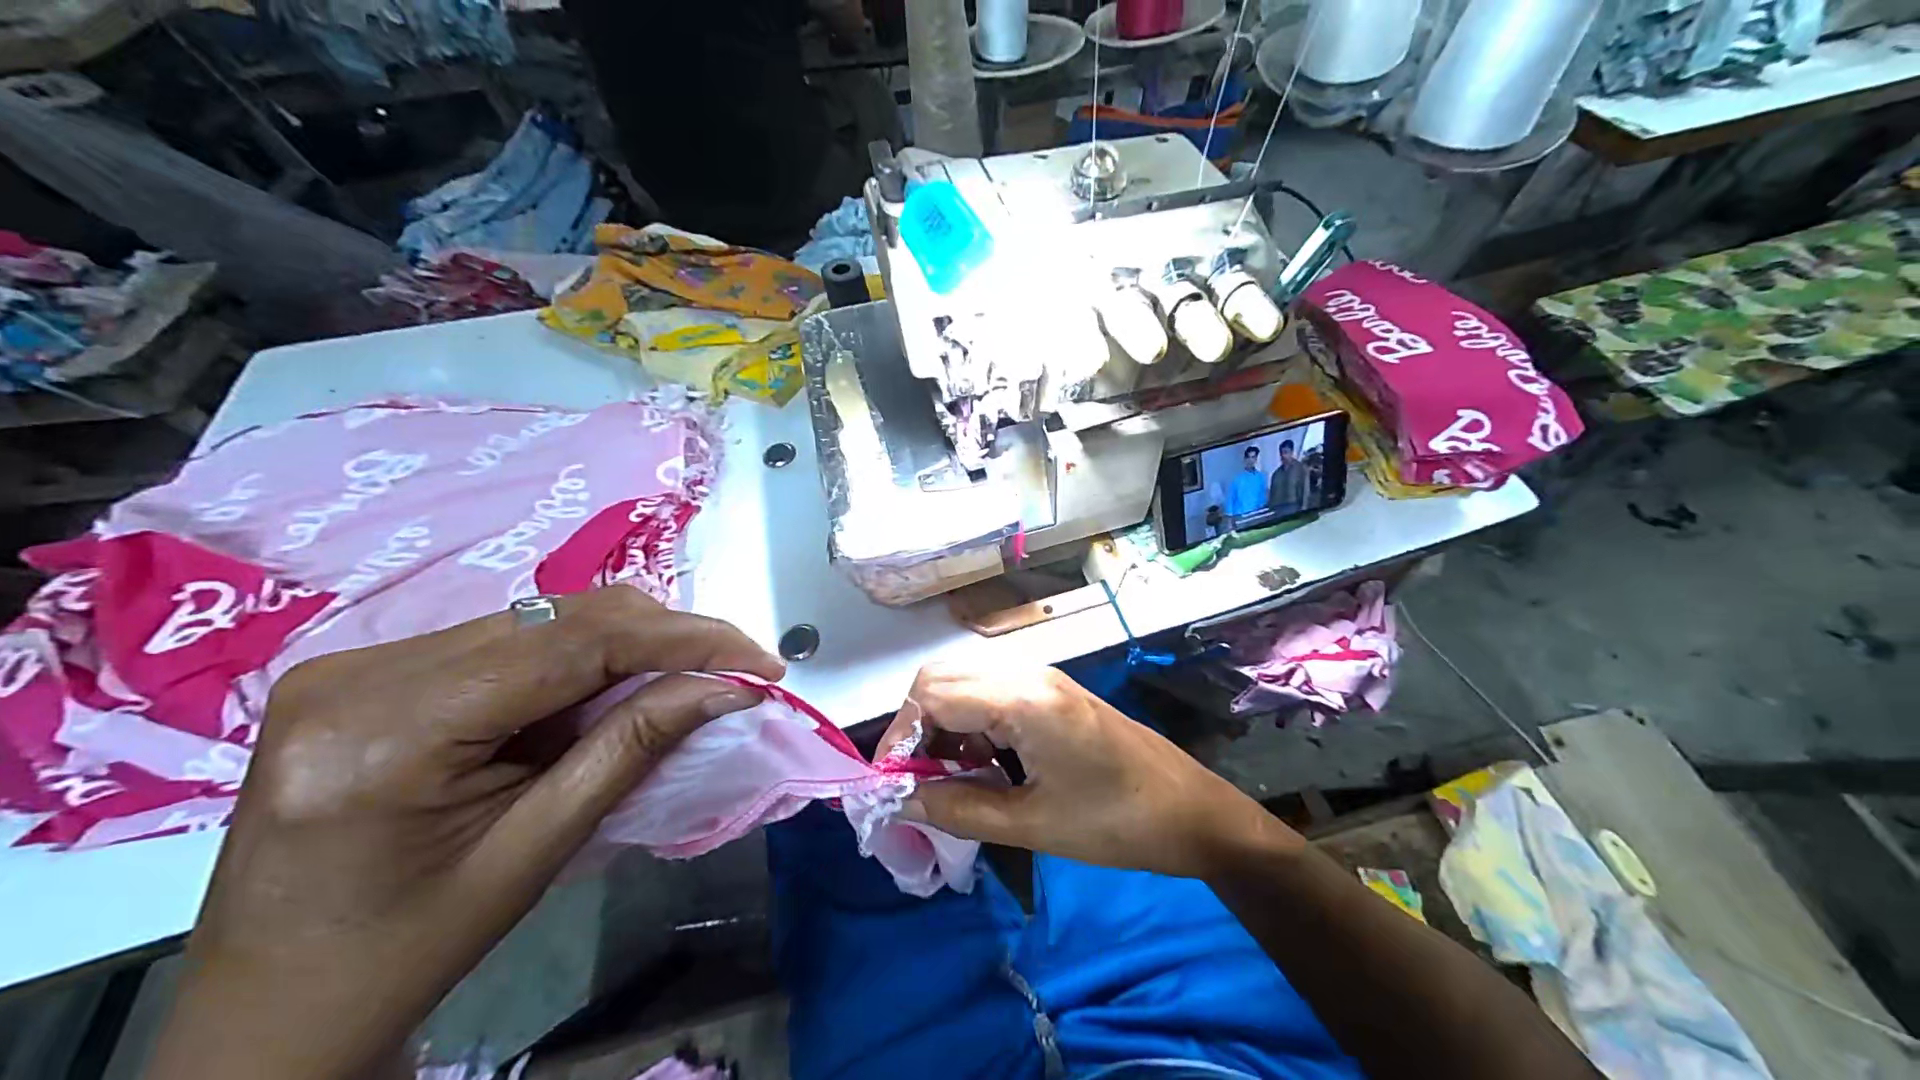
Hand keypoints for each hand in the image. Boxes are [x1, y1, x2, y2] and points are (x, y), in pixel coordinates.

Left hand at [147, 587, 782, 1079]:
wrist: (275, 1006)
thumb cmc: (412, 948)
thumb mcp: (537, 850)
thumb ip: (634, 748)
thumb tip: (730, 685)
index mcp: (385, 732)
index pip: (570, 645)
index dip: (681, 640)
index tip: (759, 659)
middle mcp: (359, 671)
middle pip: (555, 618)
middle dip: (662, 636)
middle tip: (734, 668)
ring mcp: (354, 661)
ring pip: (536, 620)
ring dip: (624, 644)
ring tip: (684, 679)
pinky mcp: (366, 669)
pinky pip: (505, 639)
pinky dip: (575, 657)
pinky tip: (608, 688)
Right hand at [884, 665, 1301, 878]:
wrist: (1194, 812)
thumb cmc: (1117, 823)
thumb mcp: (1032, 824)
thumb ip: (958, 808)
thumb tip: (901, 800)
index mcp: (1023, 698)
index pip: (932, 694)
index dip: (900, 736)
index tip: (891, 783)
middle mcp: (1028, 673)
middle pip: (943, 677)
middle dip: (918, 725)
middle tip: (917, 778)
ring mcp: (1043, 678)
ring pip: (966, 681)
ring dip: (945, 722)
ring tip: (948, 775)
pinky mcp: (1054, 691)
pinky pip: (993, 691)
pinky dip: (972, 721)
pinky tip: (982, 762)